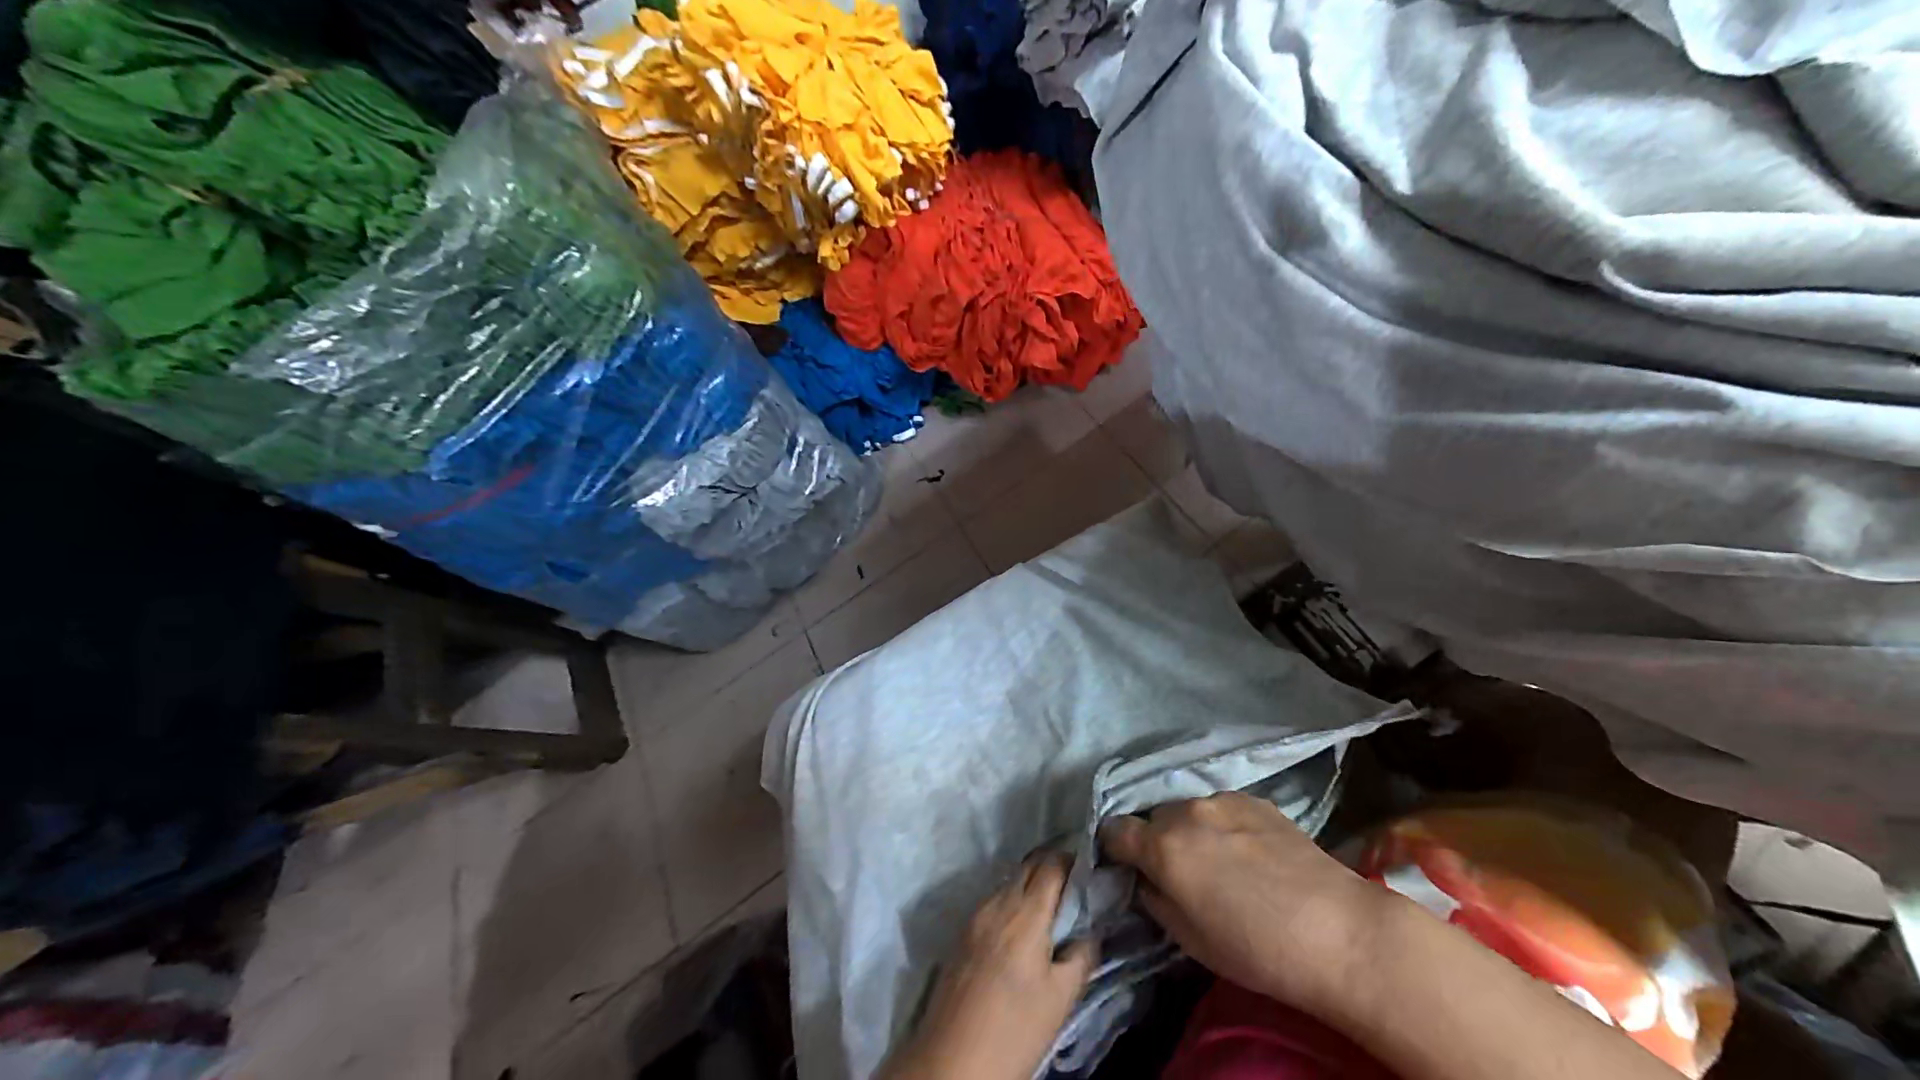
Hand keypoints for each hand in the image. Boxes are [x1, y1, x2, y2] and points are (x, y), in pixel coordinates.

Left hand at [882, 856, 1097, 1079]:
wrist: (952, 1059)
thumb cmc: (1015, 1029)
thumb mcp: (1060, 998)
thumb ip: (1081, 956)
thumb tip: (1090, 931)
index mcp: (1026, 913)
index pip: (1051, 865)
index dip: (1071, 860)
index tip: (1089, 868)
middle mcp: (997, 903)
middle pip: (1027, 867)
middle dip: (1051, 867)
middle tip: (1073, 885)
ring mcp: (975, 916)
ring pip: (1008, 883)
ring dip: (1030, 885)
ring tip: (1050, 908)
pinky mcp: (961, 933)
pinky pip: (993, 902)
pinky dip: (1012, 902)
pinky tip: (1021, 927)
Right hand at [1099, 792, 1382, 1012]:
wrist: (1339, 931)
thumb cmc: (1256, 949)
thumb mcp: (1188, 939)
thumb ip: (1154, 899)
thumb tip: (1145, 880)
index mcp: (1161, 846)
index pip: (1114, 830)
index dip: (1115, 849)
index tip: (1126, 866)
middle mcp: (1185, 812)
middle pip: (1152, 818)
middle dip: (1155, 840)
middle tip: (1178, 871)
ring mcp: (1222, 800)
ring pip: (1187, 810)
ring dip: (1190, 830)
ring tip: (1218, 860)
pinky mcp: (1255, 799)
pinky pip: (1221, 808)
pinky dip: (1221, 825)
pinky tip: (1248, 851)